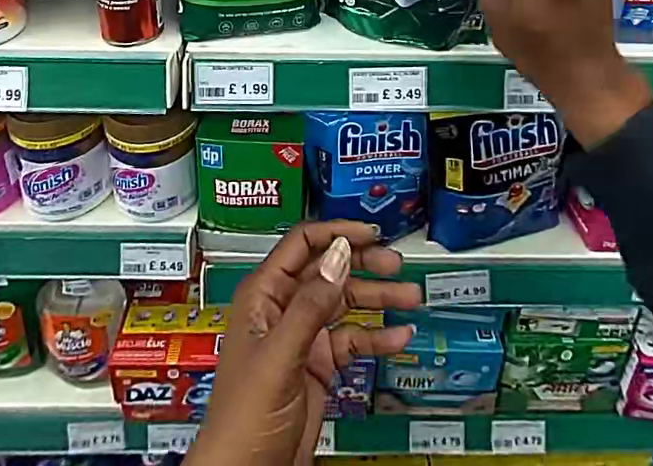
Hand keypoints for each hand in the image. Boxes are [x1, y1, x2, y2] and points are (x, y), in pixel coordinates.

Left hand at [187, 222, 421, 465]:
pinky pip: (353, 340)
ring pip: (346, 303)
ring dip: (378, 298)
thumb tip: (338, 255)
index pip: (303, 245)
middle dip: (364, 264)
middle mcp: (285, 307)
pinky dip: (377, 338)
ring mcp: (303, 335)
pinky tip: (399, 338)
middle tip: (396, 266)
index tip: (370, 234)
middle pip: (330, 270)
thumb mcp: (278, 357)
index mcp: (264, 294)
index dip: (336, 233)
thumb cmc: (243, 419)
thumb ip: (309, 306)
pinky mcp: (319, 363)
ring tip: (410, 298)